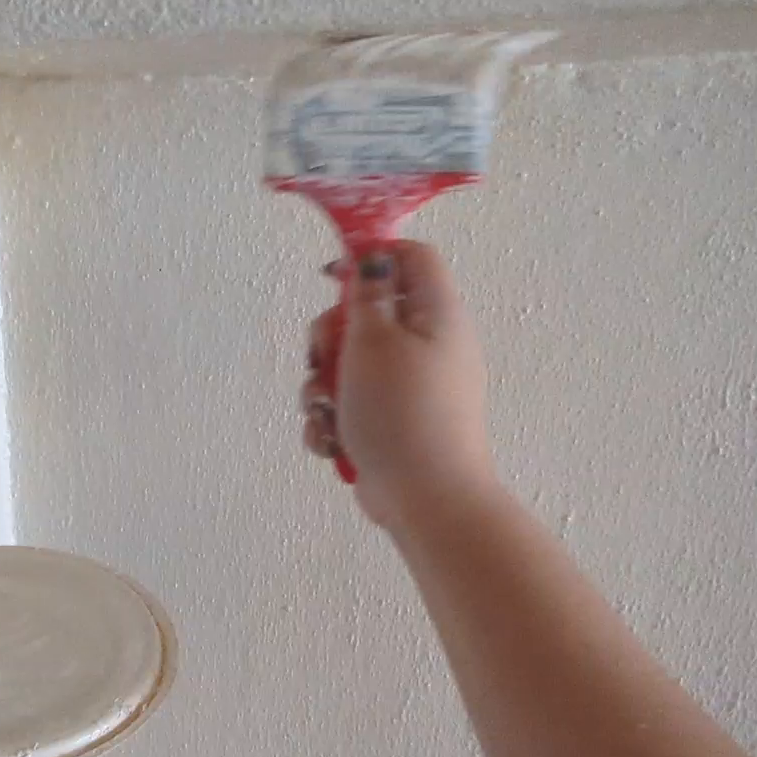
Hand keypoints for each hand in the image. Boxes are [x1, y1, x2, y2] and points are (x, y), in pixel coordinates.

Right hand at [301, 240, 497, 530]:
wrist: (424, 497)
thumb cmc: (400, 411)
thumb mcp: (375, 342)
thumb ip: (367, 296)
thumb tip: (374, 262)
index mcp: (436, 316)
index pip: (411, 259)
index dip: (370, 258)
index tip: (330, 278)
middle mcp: (426, 348)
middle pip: (368, 317)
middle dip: (330, 338)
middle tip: (320, 358)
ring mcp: (408, 390)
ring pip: (349, 367)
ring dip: (322, 388)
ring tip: (323, 413)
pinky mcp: (391, 425)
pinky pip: (352, 407)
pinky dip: (333, 421)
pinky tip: (330, 442)